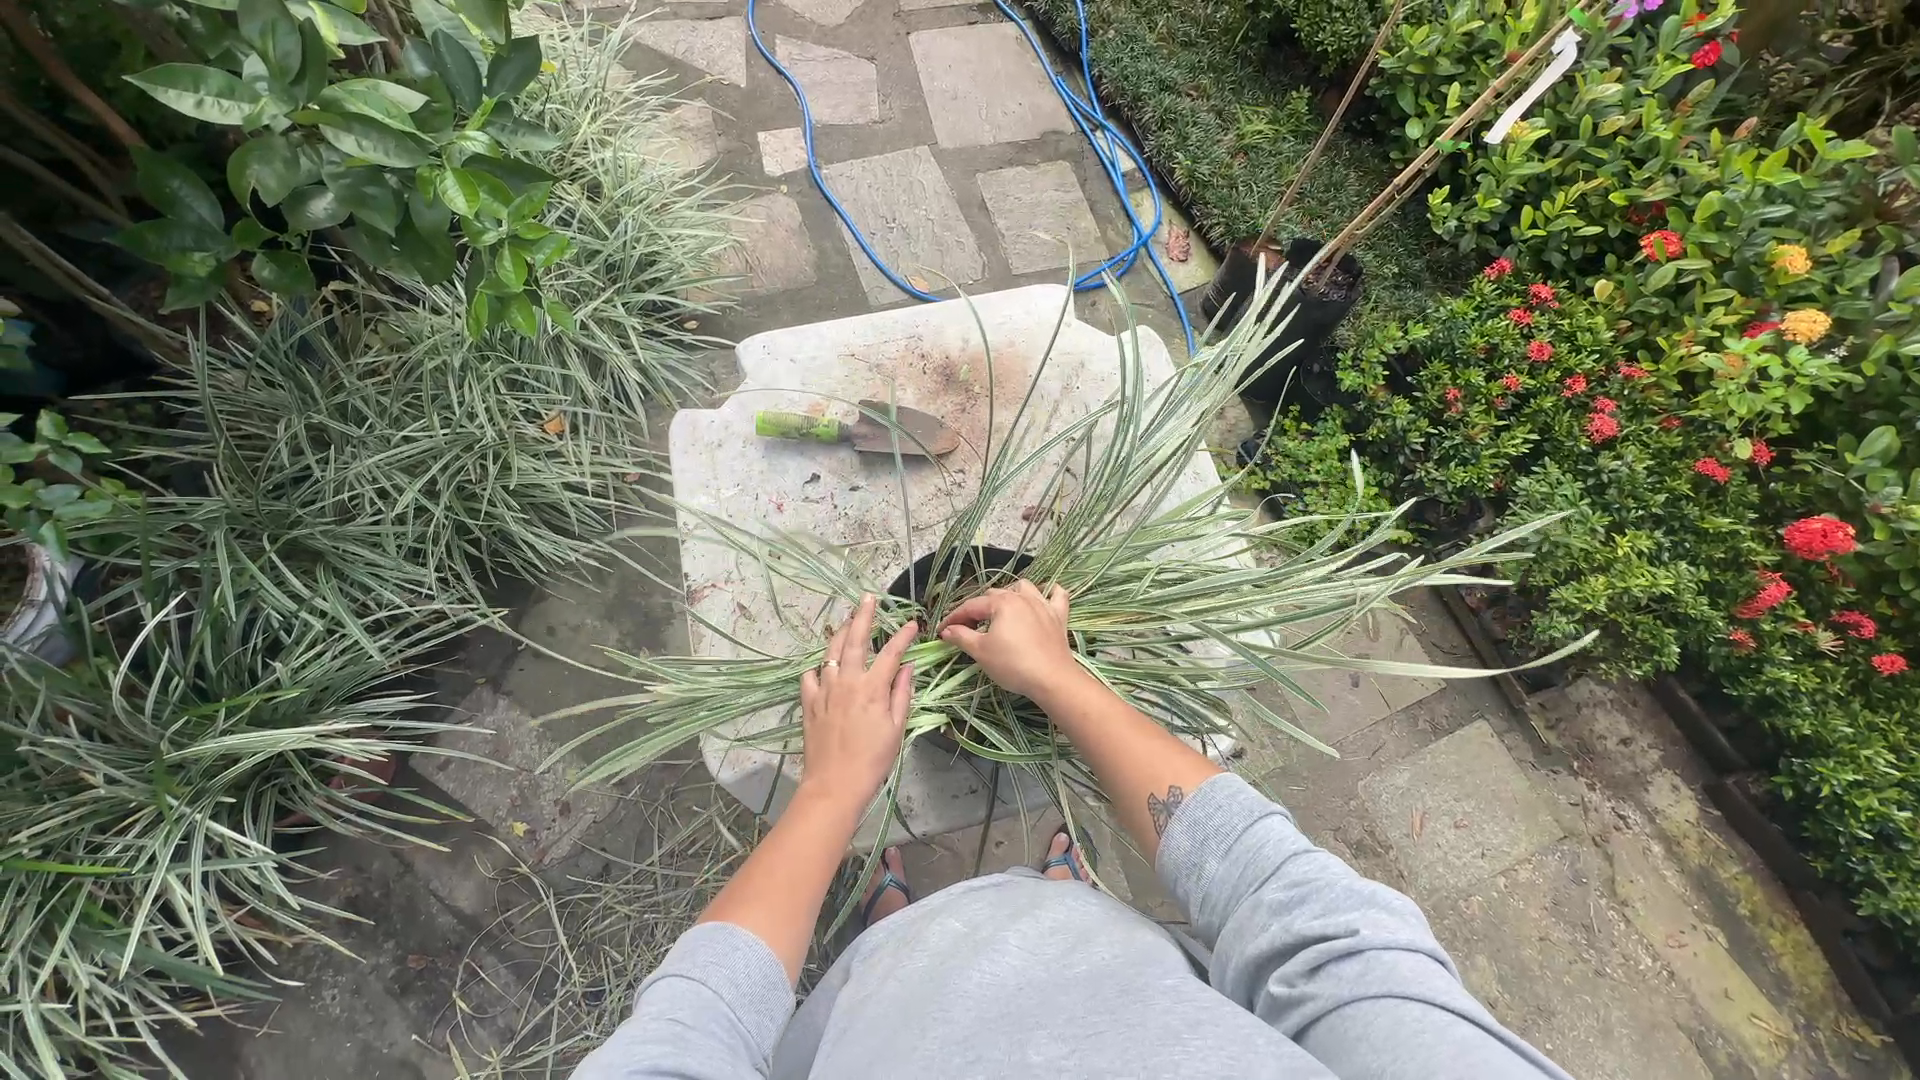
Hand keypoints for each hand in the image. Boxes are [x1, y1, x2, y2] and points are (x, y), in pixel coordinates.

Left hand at [798, 594, 916, 811]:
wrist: (835, 784)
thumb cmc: (873, 760)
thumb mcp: (896, 728)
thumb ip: (902, 694)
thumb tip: (907, 667)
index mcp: (872, 688)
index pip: (891, 653)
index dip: (903, 636)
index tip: (912, 624)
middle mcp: (847, 682)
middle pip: (855, 640)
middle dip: (863, 615)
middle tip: (868, 597)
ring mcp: (824, 690)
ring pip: (830, 652)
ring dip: (839, 632)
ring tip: (846, 620)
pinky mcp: (808, 702)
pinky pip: (810, 675)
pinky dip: (818, 666)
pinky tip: (823, 664)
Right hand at [936, 580, 1075, 700]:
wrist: (1052, 679)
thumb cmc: (1013, 664)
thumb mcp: (981, 651)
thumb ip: (961, 636)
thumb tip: (947, 630)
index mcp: (1001, 603)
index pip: (971, 606)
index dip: (954, 618)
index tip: (942, 631)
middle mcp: (1022, 597)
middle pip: (994, 596)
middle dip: (977, 609)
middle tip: (967, 628)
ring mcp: (1043, 605)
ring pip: (1023, 588)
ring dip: (1009, 594)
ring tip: (1001, 610)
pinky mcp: (1059, 617)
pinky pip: (1057, 596)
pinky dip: (1051, 593)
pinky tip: (1045, 597)